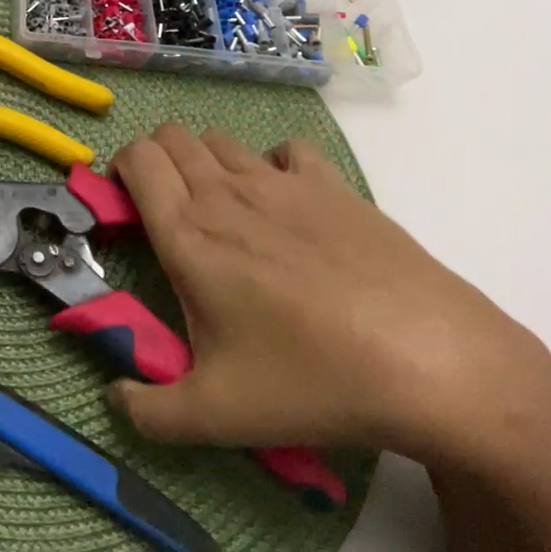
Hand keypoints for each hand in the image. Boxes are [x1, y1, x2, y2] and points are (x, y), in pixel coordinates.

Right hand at [105, 125, 550, 469]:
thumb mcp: (217, 415)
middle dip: (155, 160)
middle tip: (165, 208)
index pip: (136, 157)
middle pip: (171, 136)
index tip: (124, 205)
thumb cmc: (313, 380)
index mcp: (187, 234)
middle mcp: (226, 195)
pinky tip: (284, 205)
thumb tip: (115, 400)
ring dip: (204, 160)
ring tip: (221, 210)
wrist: (435, 365)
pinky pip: (285, 150)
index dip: (119, 168)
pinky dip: (270, 164)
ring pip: (219, 139)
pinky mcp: (334, 187)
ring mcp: (283, 184)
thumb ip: (147, 412)